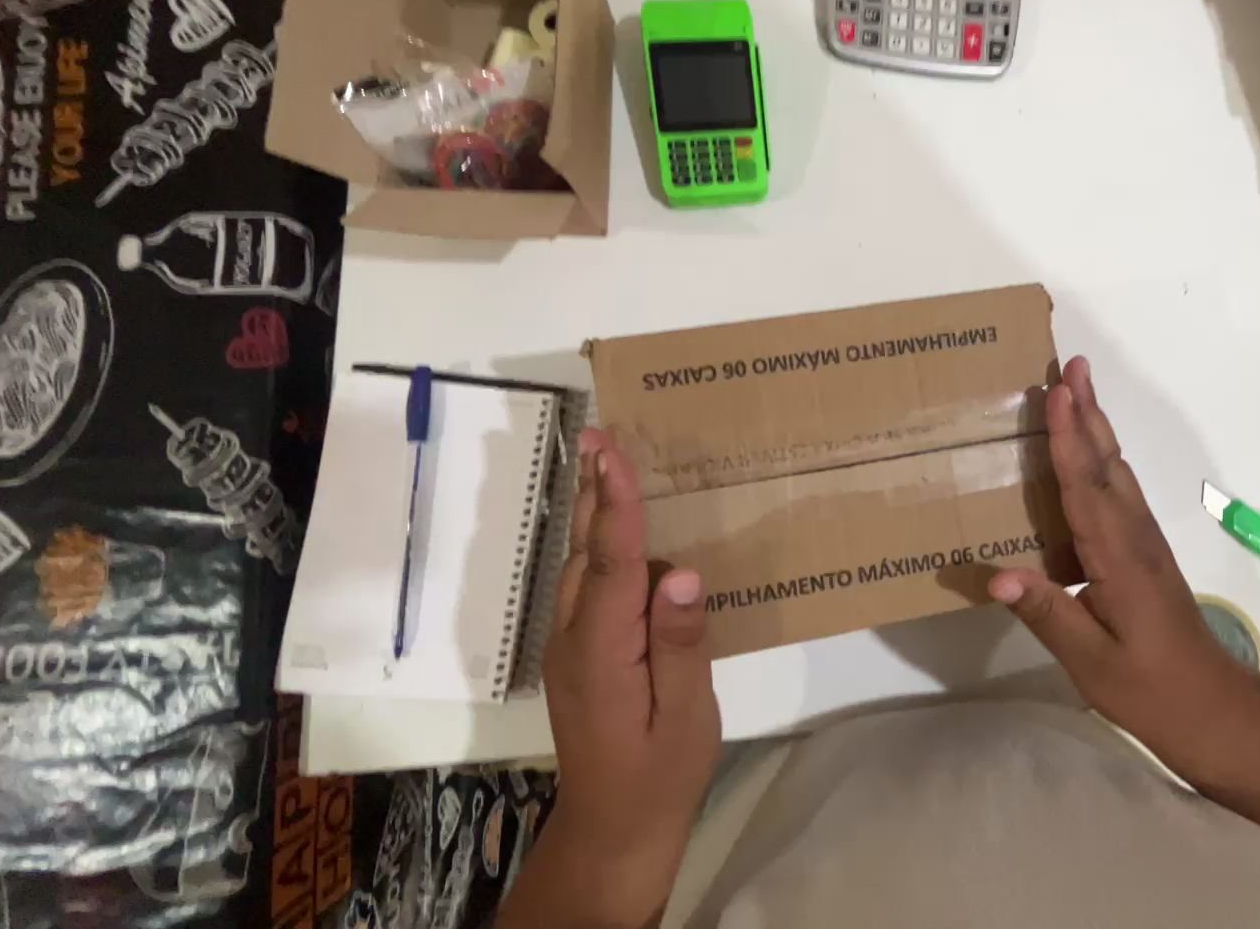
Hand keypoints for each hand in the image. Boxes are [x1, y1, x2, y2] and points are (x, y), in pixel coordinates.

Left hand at [536, 430, 719, 927]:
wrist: (615, 827)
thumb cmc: (661, 772)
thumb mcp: (686, 715)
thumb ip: (681, 644)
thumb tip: (681, 574)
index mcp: (605, 650)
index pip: (612, 563)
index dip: (615, 504)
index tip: (614, 453)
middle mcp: (577, 636)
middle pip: (583, 551)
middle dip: (591, 489)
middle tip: (598, 433)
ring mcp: (573, 643)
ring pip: (579, 563)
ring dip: (590, 509)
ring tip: (604, 460)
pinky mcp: (582, 649)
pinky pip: (587, 582)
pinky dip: (598, 540)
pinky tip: (615, 528)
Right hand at [988, 356, 1250, 782]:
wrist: (1212, 706)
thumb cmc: (1149, 687)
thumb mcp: (1092, 661)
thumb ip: (1047, 613)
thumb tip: (996, 575)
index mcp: (1117, 557)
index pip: (1086, 485)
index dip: (1067, 437)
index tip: (1056, 390)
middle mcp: (1133, 536)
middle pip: (1106, 461)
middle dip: (1087, 410)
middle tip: (1071, 364)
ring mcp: (1142, 540)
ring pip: (1115, 470)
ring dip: (1096, 426)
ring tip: (1077, 390)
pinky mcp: (1143, 550)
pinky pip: (1118, 489)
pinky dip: (1100, 458)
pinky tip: (1089, 455)